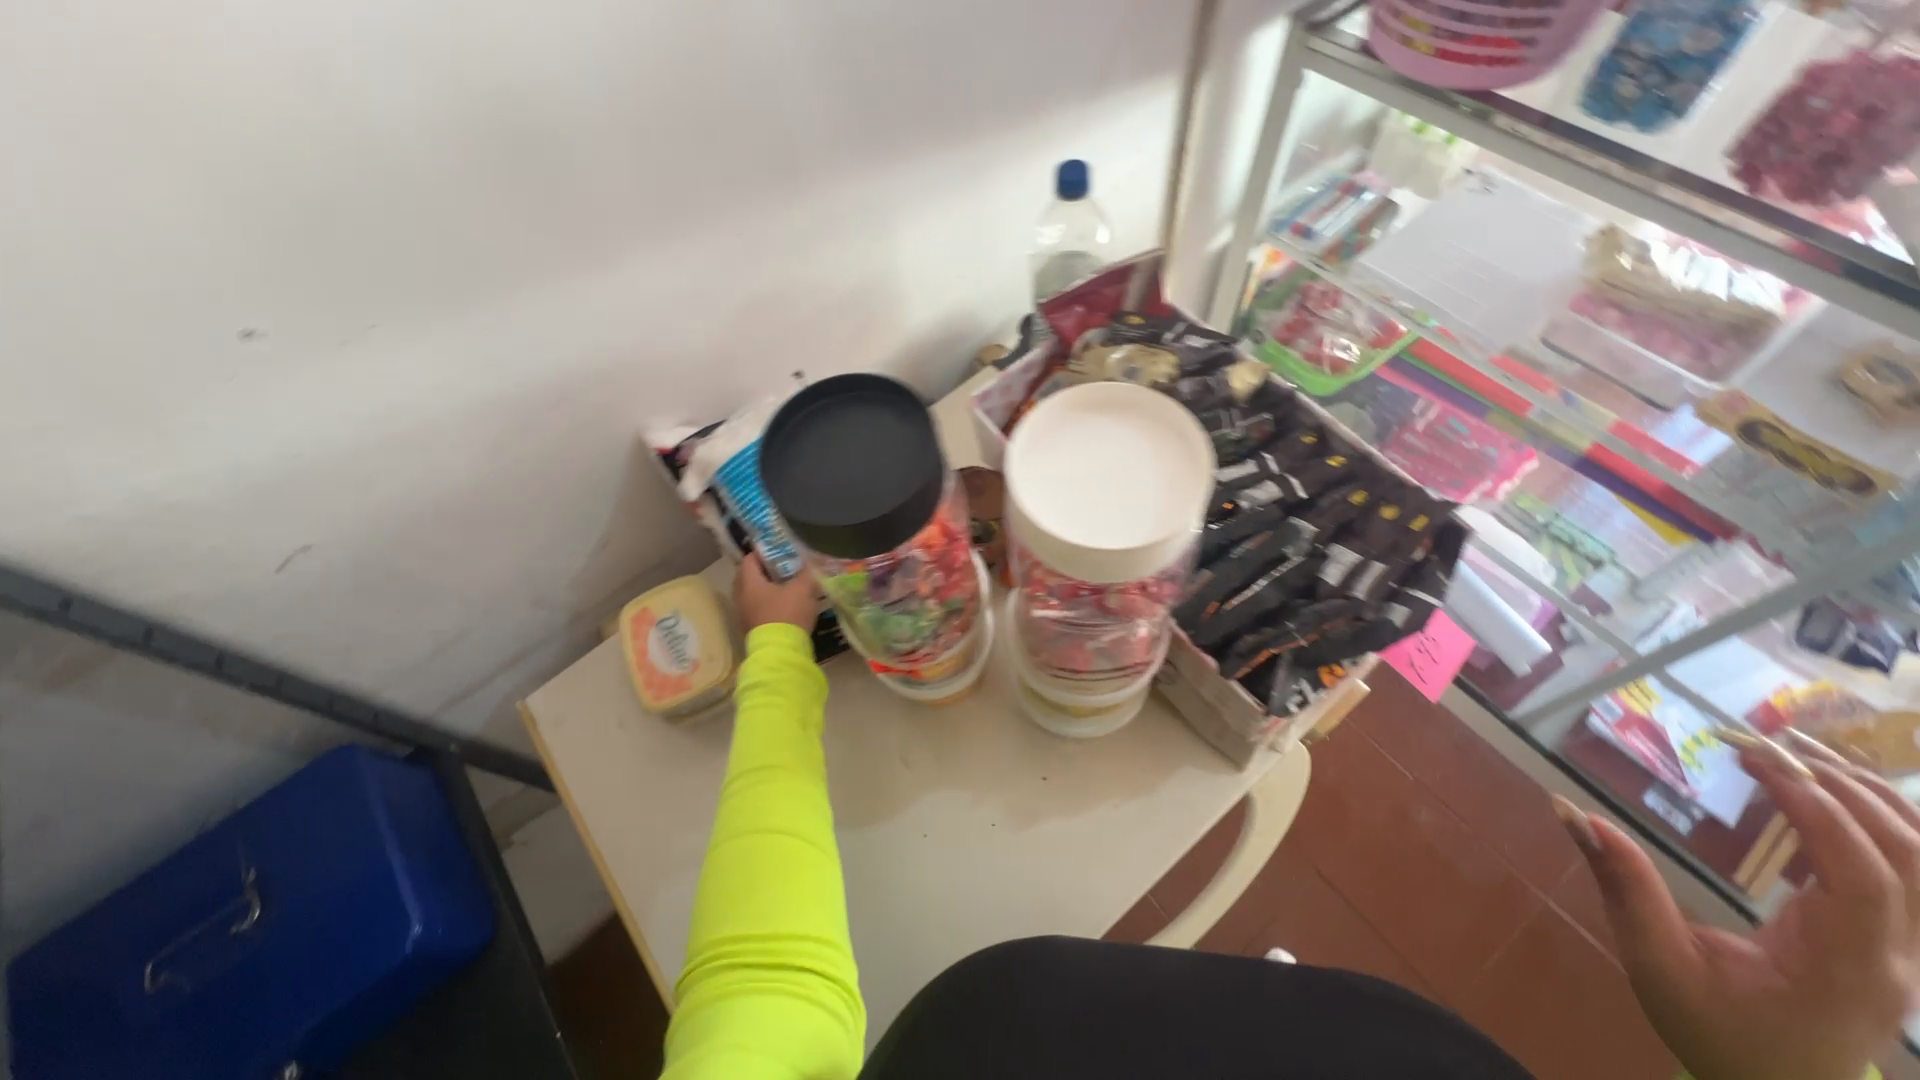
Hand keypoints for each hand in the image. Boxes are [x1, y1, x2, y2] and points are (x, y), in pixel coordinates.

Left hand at [733, 553, 817, 633]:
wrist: (781, 653)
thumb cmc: (788, 614)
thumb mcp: (803, 589)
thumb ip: (808, 573)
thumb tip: (814, 561)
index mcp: (749, 583)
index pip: (749, 559)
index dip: (763, 552)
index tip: (779, 551)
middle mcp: (741, 597)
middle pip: (748, 577)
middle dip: (765, 571)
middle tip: (783, 568)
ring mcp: (744, 615)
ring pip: (752, 595)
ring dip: (766, 589)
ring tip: (786, 587)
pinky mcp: (751, 630)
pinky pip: (757, 609)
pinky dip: (768, 604)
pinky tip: (784, 606)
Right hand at [1555, 731, 1918, 1079]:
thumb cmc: (1713, 1029)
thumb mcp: (1656, 964)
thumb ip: (1624, 888)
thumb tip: (1572, 812)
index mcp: (1844, 966)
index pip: (1865, 877)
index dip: (1822, 811)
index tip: (1757, 759)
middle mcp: (1898, 956)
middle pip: (1914, 859)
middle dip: (1847, 789)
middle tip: (1766, 744)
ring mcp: (1910, 950)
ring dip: (1872, 798)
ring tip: (1799, 753)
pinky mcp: (1897, 939)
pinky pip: (1911, 872)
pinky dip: (1877, 821)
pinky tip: (1826, 793)